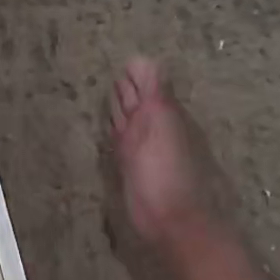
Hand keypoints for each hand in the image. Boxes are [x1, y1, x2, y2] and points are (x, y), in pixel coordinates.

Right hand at [110, 58, 213, 251]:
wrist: (171, 220)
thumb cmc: (166, 171)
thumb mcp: (162, 123)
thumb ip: (154, 92)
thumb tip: (145, 60)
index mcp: (161, 113)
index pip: (145, 85)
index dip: (135, 73)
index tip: (124, 59)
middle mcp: (151, 126)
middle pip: (135, 100)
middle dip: (126, 86)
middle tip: (115, 69)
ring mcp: (140, 147)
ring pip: (127, 119)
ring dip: (119, 106)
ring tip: (108, 91)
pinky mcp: (128, 166)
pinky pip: (119, 139)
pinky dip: (113, 128)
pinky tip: (109, 124)